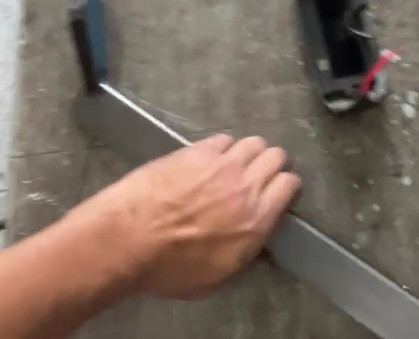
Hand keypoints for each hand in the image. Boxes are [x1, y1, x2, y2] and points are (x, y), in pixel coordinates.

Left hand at [80, 135, 300, 299]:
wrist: (130, 238)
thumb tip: (255, 239)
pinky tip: (213, 158)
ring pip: (253, 142)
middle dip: (272, 163)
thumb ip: (243, 253)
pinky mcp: (199, 149)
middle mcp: (245, 185)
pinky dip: (224, 147)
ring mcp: (222, 163)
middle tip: (261, 173)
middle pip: (275, 156)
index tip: (281, 188)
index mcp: (255, 221)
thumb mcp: (215, 279)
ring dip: (250, 152)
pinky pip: (224, 139)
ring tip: (238, 162)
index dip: (286, 184)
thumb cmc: (168, 268)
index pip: (288, 185)